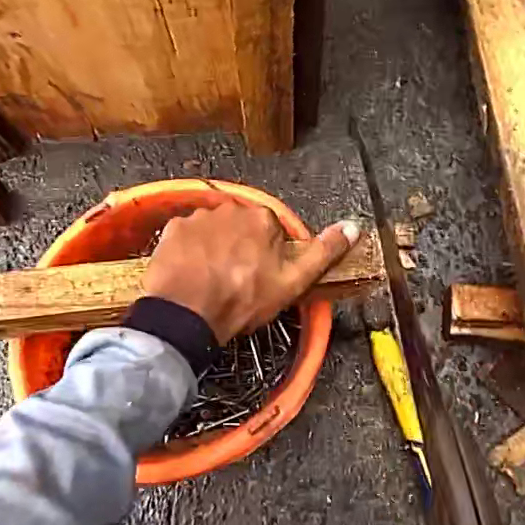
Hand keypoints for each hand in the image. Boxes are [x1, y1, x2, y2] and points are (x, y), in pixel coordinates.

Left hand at [141, 202, 359, 342]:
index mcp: (263, 219)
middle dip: (240, 248)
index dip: (267, 256)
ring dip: (214, 249)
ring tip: (211, 280)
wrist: (187, 315)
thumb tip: (352, 228)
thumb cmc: (240, 300)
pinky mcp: (173, 230)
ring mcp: (198, 218)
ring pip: (213, 231)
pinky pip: (186, 237)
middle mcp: (231, 209)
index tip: (260, 276)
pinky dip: (189, 252)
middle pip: (241, 227)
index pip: (271, 231)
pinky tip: (191, 274)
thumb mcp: (293, 282)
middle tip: (236, 280)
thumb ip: (324, 252)